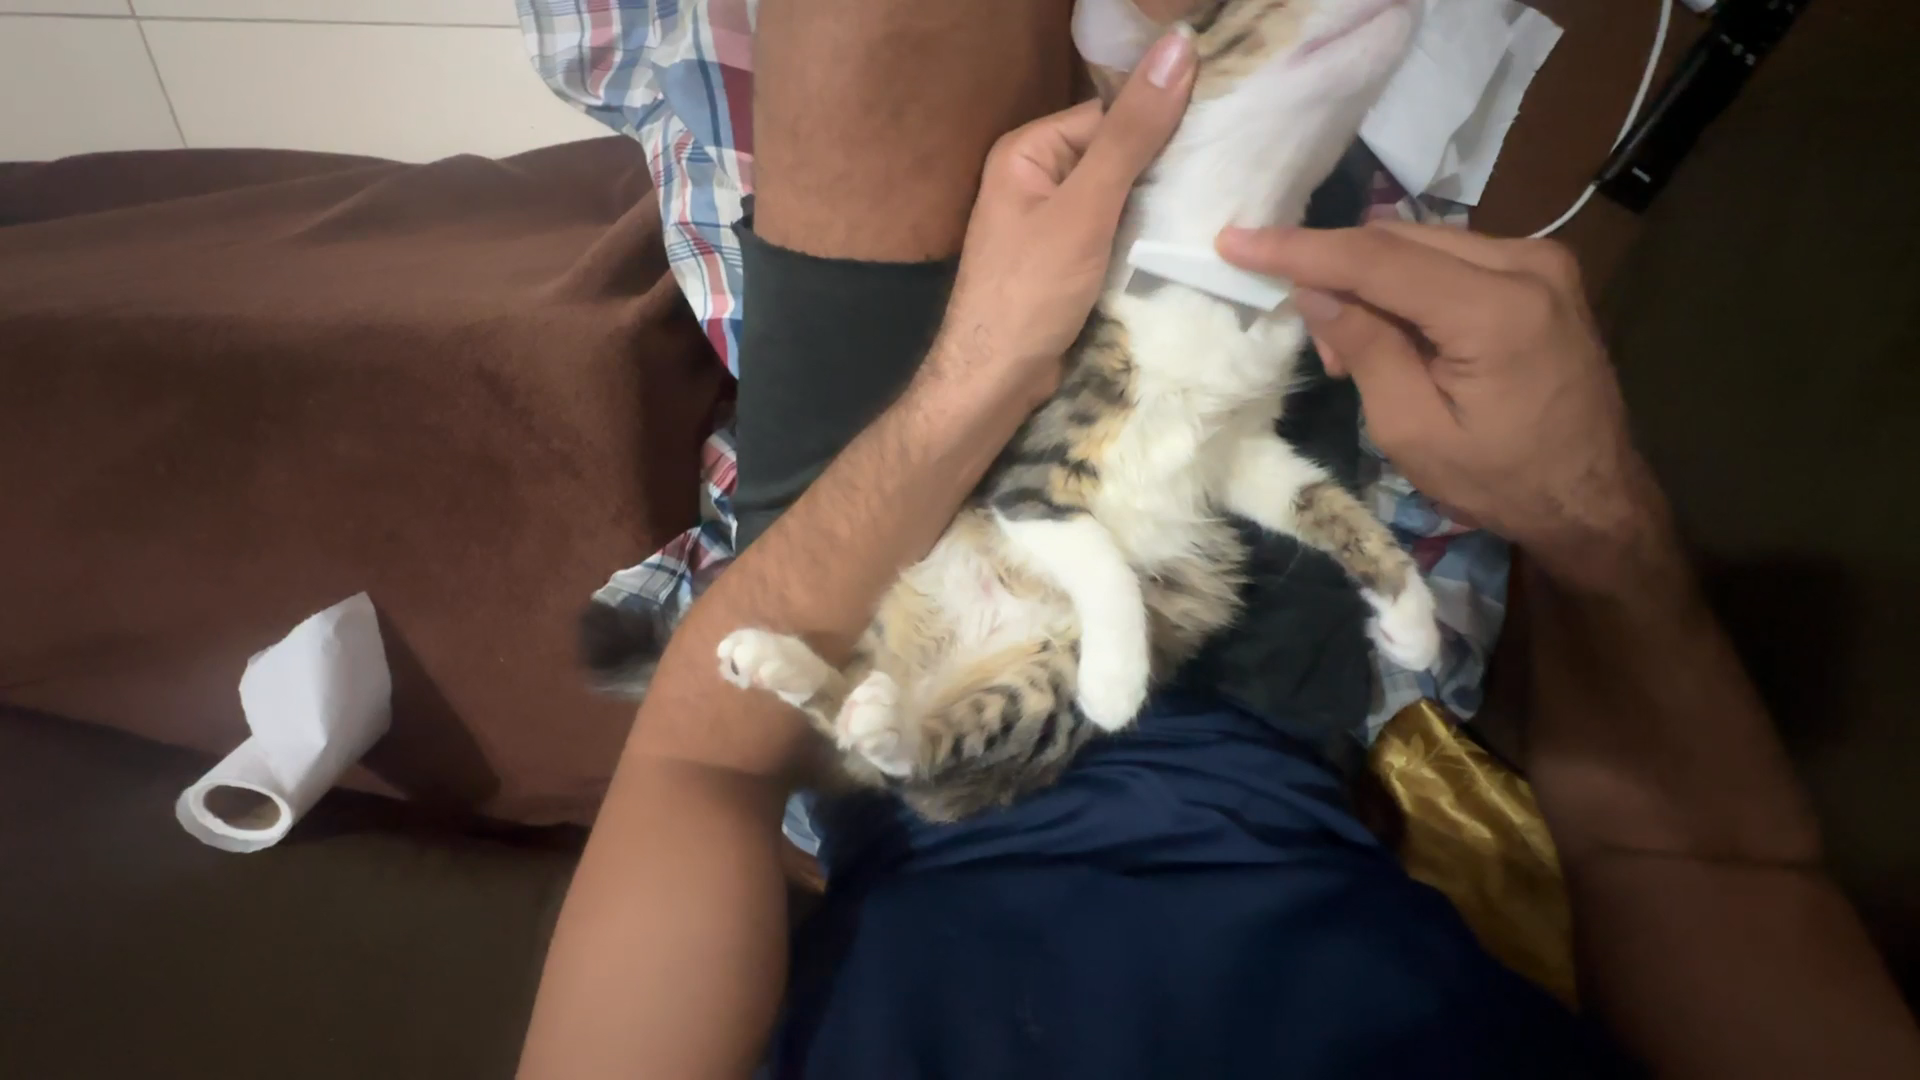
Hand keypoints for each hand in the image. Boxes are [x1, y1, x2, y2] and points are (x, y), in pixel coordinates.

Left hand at [936, 25, 1195, 402]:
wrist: (997, 379)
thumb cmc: (1030, 292)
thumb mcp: (1085, 208)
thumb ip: (1130, 135)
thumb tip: (1178, 47)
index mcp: (1027, 152)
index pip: (1107, 115)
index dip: (1159, 123)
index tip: (1215, 138)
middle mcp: (1035, 182)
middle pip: (1114, 157)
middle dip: (1160, 171)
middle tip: (1219, 179)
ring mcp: (1048, 227)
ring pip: (1117, 202)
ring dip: (1154, 211)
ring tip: (1207, 212)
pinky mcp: (1064, 266)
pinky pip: (1110, 239)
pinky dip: (1138, 243)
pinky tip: (1175, 247)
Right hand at [1217, 222, 1667, 582]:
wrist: (1589, 495)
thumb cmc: (1496, 479)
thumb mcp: (1410, 429)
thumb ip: (1365, 350)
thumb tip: (1314, 292)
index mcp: (1494, 310)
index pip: (1375, 260)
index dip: (1298, 249)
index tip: (1235, 240)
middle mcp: (1524, 264)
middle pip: (1396, 241)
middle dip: (1332, 275)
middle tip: (1313, 342)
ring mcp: (1537, 262)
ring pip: (1417, 244)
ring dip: (1364, 283)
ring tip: (1349, 351)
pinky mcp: (1536, 274)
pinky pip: (1444, 259)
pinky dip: (1399, 285)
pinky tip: (1389, 333)